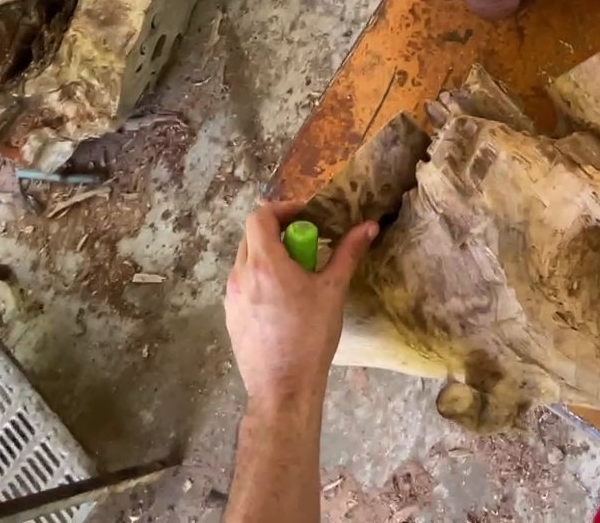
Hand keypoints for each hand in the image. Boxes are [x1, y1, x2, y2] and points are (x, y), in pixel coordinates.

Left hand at [225, 204, 376, 413]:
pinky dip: (259, 278)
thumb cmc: (311, 335)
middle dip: (278, 232)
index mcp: (264, 263)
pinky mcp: (230, 316)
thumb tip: (370, 226)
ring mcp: (231, 298)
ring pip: (245, 260)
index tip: (305, 218)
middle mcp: (240, 275)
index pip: (260, 216)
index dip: (282, 209)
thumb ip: (349, 252)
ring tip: (296, 274)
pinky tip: (282, 300)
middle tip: (305, 245)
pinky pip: (242, 283)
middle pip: (252, 235)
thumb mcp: (333, 290)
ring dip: (268, 255)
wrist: (283, 389)